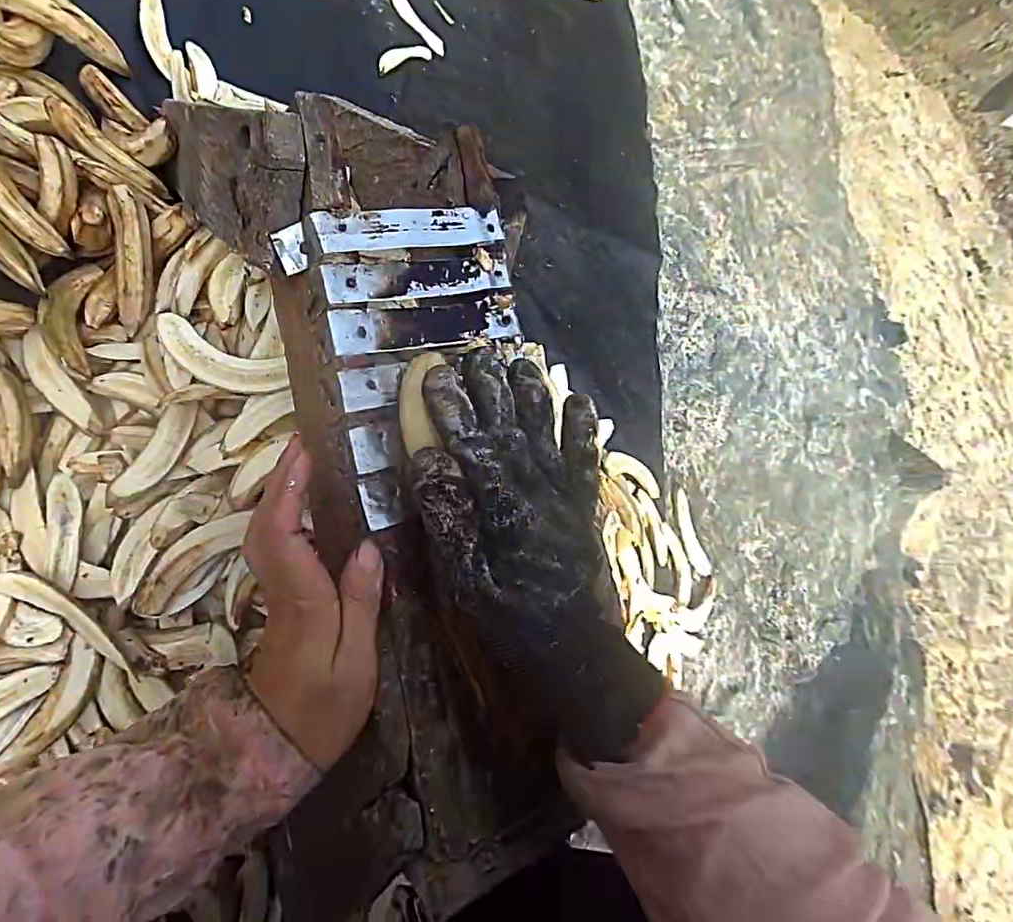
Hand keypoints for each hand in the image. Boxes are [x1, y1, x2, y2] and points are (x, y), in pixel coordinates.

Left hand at [242, 437, 383, 768]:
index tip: (305, 455)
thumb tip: (366, 547)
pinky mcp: (276, 593)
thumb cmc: (324, 707)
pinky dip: (280, 511)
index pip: (282, 536)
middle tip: (302, 442)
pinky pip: (270, 541)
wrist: (278, 739)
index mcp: (302, 600)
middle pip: (264, 523)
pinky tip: (300, 500)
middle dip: (279, 478)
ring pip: (261, 529)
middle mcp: (279, 586)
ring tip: (303, 460)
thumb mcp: (358, 664)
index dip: (288, 491)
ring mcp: (272, 589)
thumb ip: (360, 604)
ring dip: (276, 490)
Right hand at [408, 350, 664, 763]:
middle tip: (472, 354)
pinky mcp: (584, 509)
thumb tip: (428, 460)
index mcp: (502, 509)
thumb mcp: (463, 580)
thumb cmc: (509, 622)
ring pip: (547, 433)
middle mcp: (536, 492)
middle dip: (490, 387)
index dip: (450, 405)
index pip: (471, 442)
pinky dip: (581, 430)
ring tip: (520, 361)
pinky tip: (578, 401)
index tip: (431, 373)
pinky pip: (585, 460)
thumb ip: (447, 517)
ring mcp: (565, 498)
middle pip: (509, 427)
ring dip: (533, 394)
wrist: (576, 656)